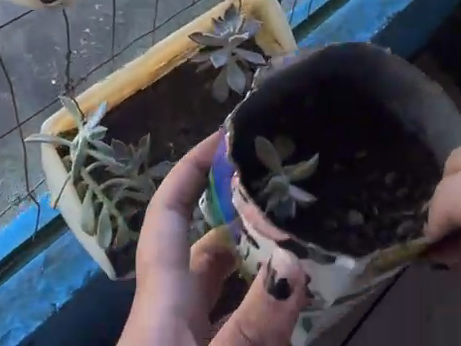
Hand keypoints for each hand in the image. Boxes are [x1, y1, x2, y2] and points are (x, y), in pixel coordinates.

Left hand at [119, 132, 311, 345]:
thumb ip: (253, 323)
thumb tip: (293, 258)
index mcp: (157, 304)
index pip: (166, 216)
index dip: (190, 170)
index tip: (226, 136)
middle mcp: (165, 316)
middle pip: (201, 250)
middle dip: (240, 217)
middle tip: (287, 191)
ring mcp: (180, 343)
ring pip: (220, 291)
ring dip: (255, 265)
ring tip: (303, 241)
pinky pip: (229, 324)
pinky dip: (258, 309)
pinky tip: (293, 305)